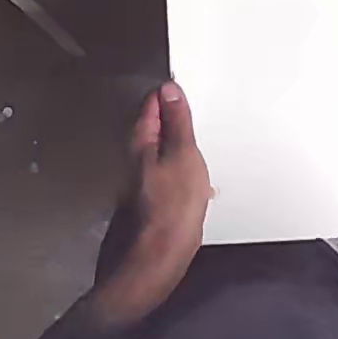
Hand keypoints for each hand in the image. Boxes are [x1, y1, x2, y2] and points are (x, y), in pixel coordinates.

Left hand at [89, 82, 213, 326]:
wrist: (163, 251)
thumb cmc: (174, 202)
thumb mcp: (183, 153)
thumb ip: (177, 120)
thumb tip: (169, 89)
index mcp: (142, 139)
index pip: (152, 103)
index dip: (169, 93)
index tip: (187, 88)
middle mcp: (138, 154)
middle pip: (156, 123)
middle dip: (174, 114)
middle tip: (195, 108)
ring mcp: (145, 174)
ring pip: (163, 145)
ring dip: (180, 139)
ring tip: (199, 136)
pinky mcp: (155, 191)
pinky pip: (169, 164)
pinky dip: (182, 160)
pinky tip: (196, 171)